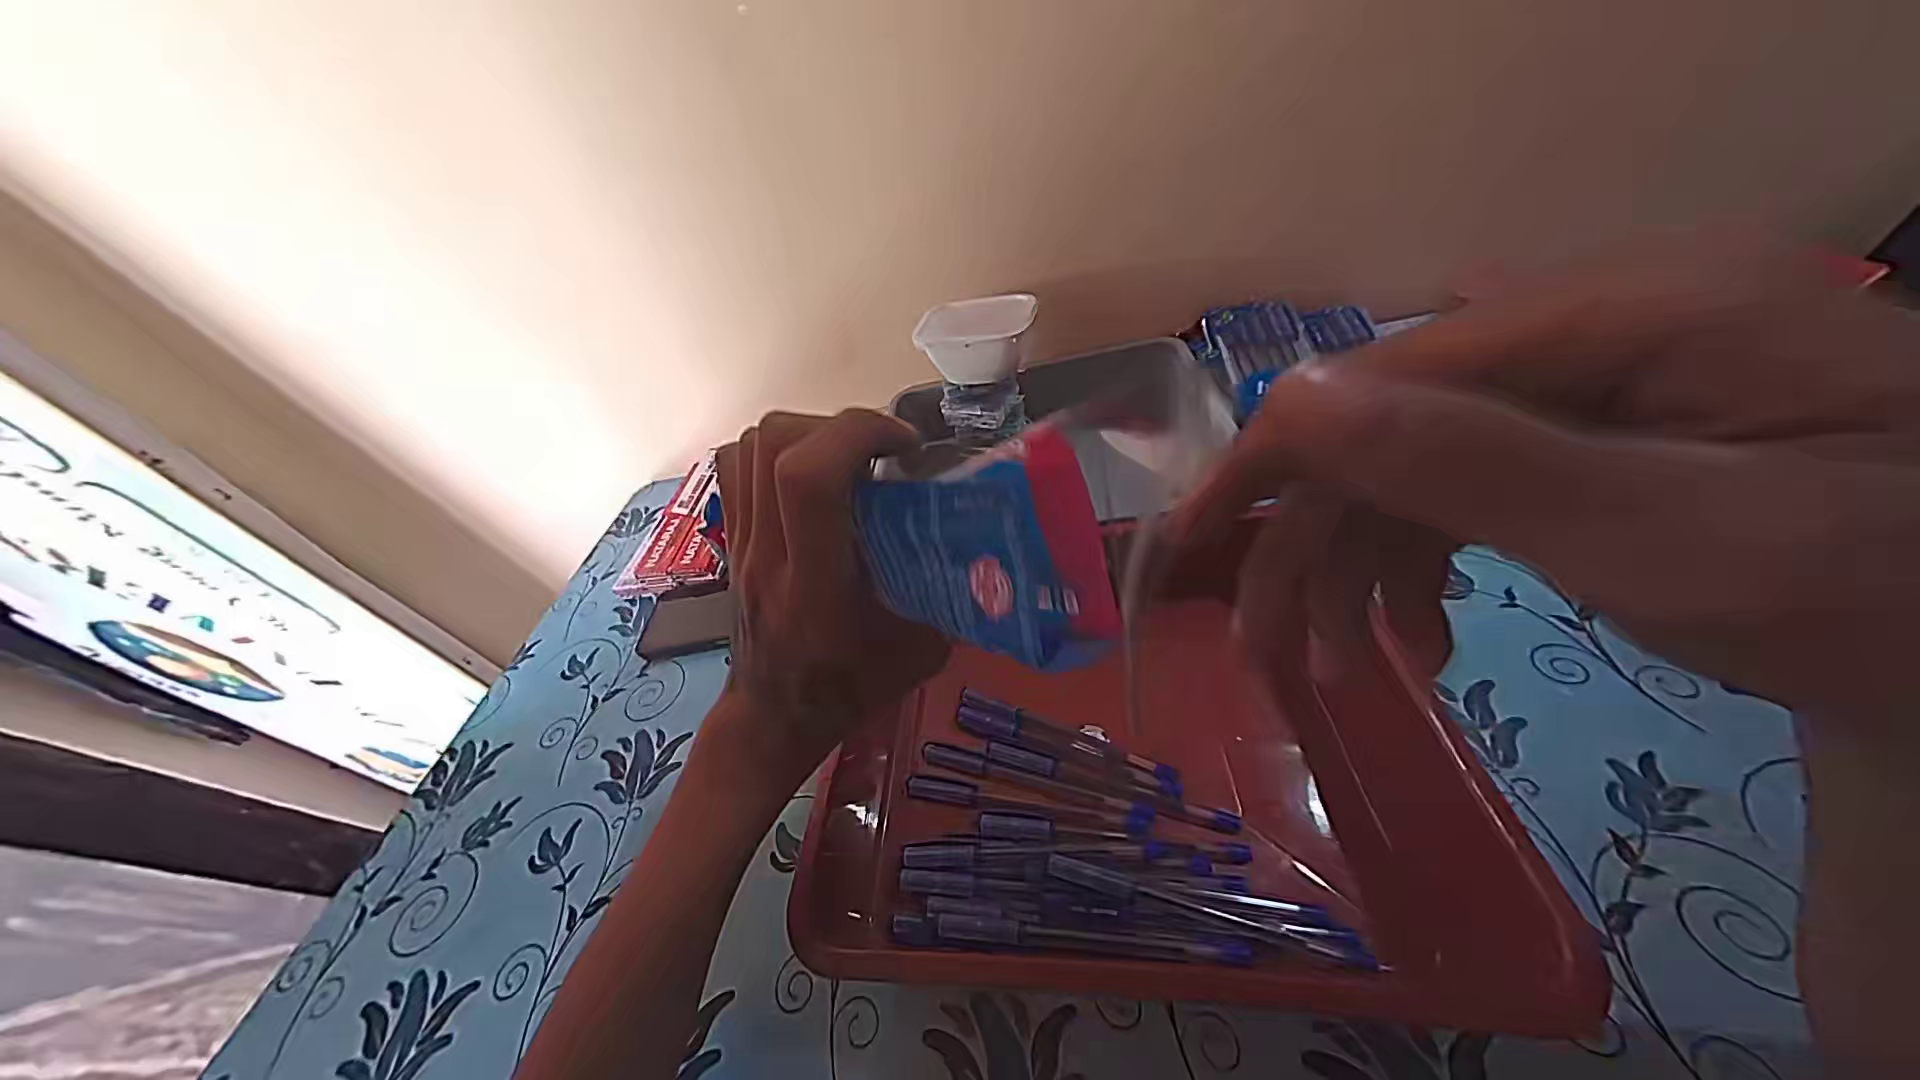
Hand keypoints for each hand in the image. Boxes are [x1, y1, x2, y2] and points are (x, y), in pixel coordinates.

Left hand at [711, 409, 950, 778]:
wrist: (774, 717)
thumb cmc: (849, 689)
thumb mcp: (921, 652)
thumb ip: (953, 596)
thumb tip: (992, 547)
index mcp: (817, 583)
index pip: (810, 480)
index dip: (858, 435)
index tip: (904, 444)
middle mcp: (770, 552)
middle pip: (775, 444)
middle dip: (839, 426)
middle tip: (881, 450)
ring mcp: (742, 542)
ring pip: (752, 445)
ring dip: (809, 432)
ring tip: (849, 456)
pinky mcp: (732, 538)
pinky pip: (736, 464)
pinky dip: (775, 449)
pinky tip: (812, 471)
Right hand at [1170, 234, 1919, 724]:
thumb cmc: (1880, 601)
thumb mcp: (1670, 538)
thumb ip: (1472, 462)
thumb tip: (1291, 401)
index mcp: (1606, 317)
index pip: (1372, 378)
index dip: (1266, 461)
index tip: (1188, 541)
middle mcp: (1569, 336)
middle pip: (1373, 440)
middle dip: (1309, 553)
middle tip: (1264, 651)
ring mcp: (1563, 393)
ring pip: (1395, 481)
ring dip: (1353, 579)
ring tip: (1348, 668)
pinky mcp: (1560, 446)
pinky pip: (1441, 503)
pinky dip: (1410, 576)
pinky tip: (1421, 640)